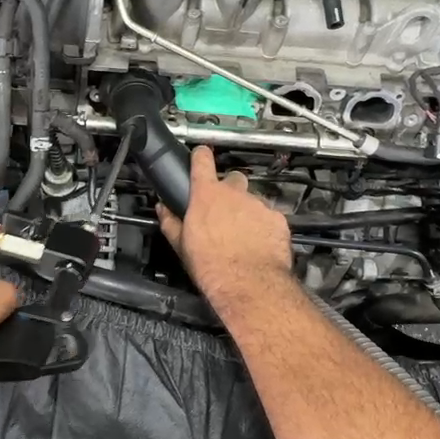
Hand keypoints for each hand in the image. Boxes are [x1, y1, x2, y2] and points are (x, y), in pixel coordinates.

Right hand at [158, 147, 293, 306]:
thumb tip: (163, 210)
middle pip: (232, 179)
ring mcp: (258, 204)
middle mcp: (234, 194)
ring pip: (251, 199)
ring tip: (239, 234)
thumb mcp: (182, 245)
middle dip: (228, 190)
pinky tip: (256, 242)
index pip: (202, 161)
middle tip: (222, 211)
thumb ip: (170, 222)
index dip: (200, 155)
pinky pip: (268, 216)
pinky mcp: (276, 219)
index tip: (201, 154)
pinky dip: (263, 225)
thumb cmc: (213, 266)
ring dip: (245, 211)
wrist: (248, 284)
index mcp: (207, 195)